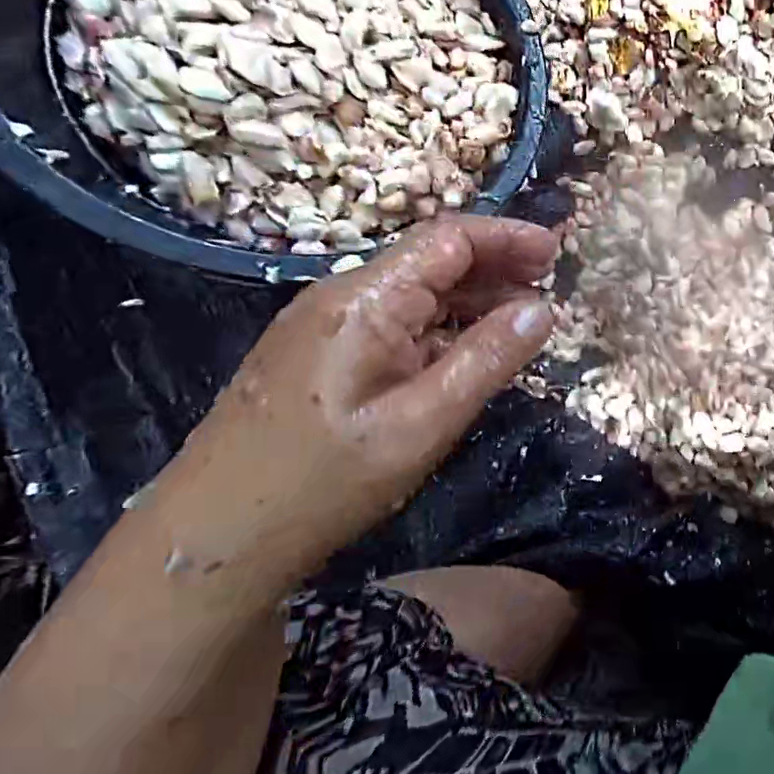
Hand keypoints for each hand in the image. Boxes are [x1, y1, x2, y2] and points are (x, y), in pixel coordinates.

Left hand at [145, 215, 558, 586]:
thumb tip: (543, 310)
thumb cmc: (325, 480)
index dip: (507, 238)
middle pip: (431, 260)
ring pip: (414, 296)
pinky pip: (394, 327)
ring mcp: (327, 327)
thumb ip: (487, 360)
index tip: (557, 251)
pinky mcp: (322, 357)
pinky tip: (468, 354)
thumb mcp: (423, 423)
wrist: (216, 535)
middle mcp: (342, 298)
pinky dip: (441, 331)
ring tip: (522, 321)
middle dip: (495, 267)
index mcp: (365, 300)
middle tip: (549, 286)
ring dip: (471, 301)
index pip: (448, 238)